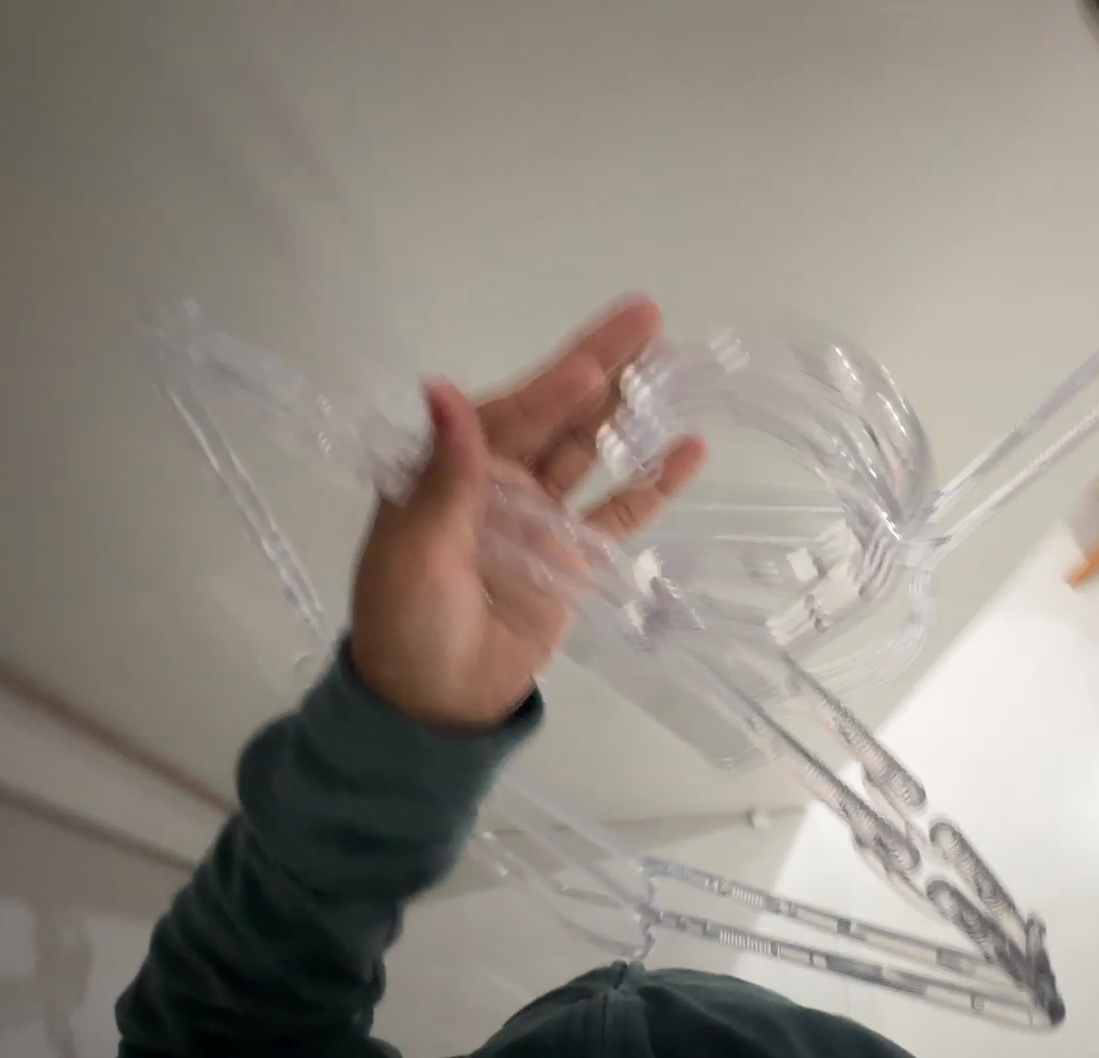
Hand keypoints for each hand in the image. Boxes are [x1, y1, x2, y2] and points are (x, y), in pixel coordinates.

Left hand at [348, 297, 707, 730]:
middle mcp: (504, 479)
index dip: (552, 389)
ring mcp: (545, 515)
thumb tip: (442, 389)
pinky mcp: (577, 554)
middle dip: (602, 366)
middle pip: (560, 413)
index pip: (512, 415)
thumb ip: (443, 477)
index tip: (591, 365)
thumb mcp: (415, 552)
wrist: (439, 700)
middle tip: (649, 317)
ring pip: (593, 450)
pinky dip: (653, 485)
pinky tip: (688, 450)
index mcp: (456, 469)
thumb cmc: (410, 625)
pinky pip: (620, 513)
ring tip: (674, 366)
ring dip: (630, 410)